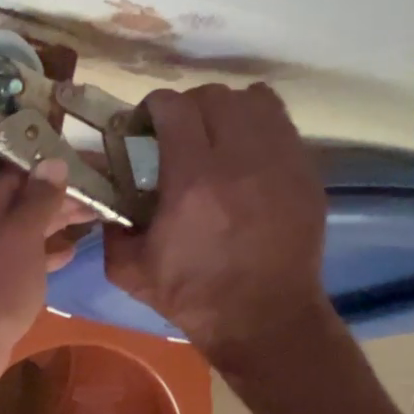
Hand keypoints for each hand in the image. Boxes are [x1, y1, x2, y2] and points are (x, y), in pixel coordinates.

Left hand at [0, 159, 87, 361]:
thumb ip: (39, 199)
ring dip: (53, 224)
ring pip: (20, 230)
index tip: (84, 168)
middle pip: (17, 202)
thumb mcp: (23, 236)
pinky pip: (17, 257)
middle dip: (56, 198)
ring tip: (92, 219)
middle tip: (96, 197)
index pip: (12, 174)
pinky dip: (41, 253)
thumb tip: (52, 161)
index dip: (48, 168)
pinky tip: (69, 253)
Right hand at [104, 83, 332, 364]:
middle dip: (188, 106)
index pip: (174, 108)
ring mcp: (281, 162)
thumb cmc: (190, 294)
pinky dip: (257, 127)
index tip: (142, 127)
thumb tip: (106, 200)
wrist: (262, 317)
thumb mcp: (128, 268)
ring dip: (227, 110)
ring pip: (255, 100)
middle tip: (174, 132)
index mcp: (192, 180)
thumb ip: (111, 227)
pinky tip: (242, 155)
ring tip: (213, 135)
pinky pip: (281, 124)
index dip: (152, 108)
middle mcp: (240, 159)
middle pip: (215, 96)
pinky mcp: (306, 172)